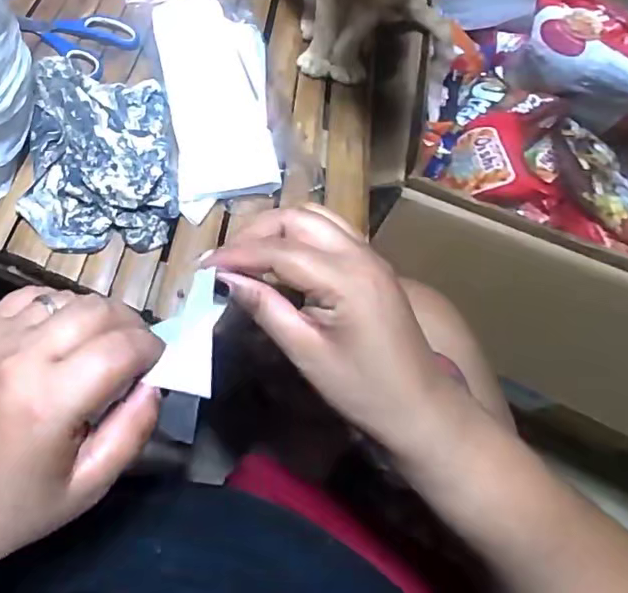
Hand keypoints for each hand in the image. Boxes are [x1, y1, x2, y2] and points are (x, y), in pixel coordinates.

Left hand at [0, 287, 162, 574]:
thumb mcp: (88, 486)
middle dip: (130, 323)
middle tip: (139, 348)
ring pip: (68, 297)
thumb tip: (155, 383)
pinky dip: (60, 305)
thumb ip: (131, 432)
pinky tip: (65, 329)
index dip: (150, 348)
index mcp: (48, 402)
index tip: (159, 360)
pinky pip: (34, 295)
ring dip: (97, 314)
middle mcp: (22, 357)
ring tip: (103, 341)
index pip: (119, 348)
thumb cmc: (20, 502)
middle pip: (97, 311)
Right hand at [205, 205, 486, 457]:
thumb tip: (226, 279)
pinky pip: (328, 227)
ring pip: (312, 216)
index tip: (204, 267)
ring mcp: (368, 252)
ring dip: (276, 227)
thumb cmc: (364, 391)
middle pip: (295, 218)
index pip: (278, 250)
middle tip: (224, 261)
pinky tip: (282, 255)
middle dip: (254, 233)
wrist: (423, 410)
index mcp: (345, 277)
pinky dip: (298, 232)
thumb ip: (266, 308)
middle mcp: (358, 252)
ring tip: (247, 254)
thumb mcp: (308, 354)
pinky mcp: (371, 260)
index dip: (237, 254)